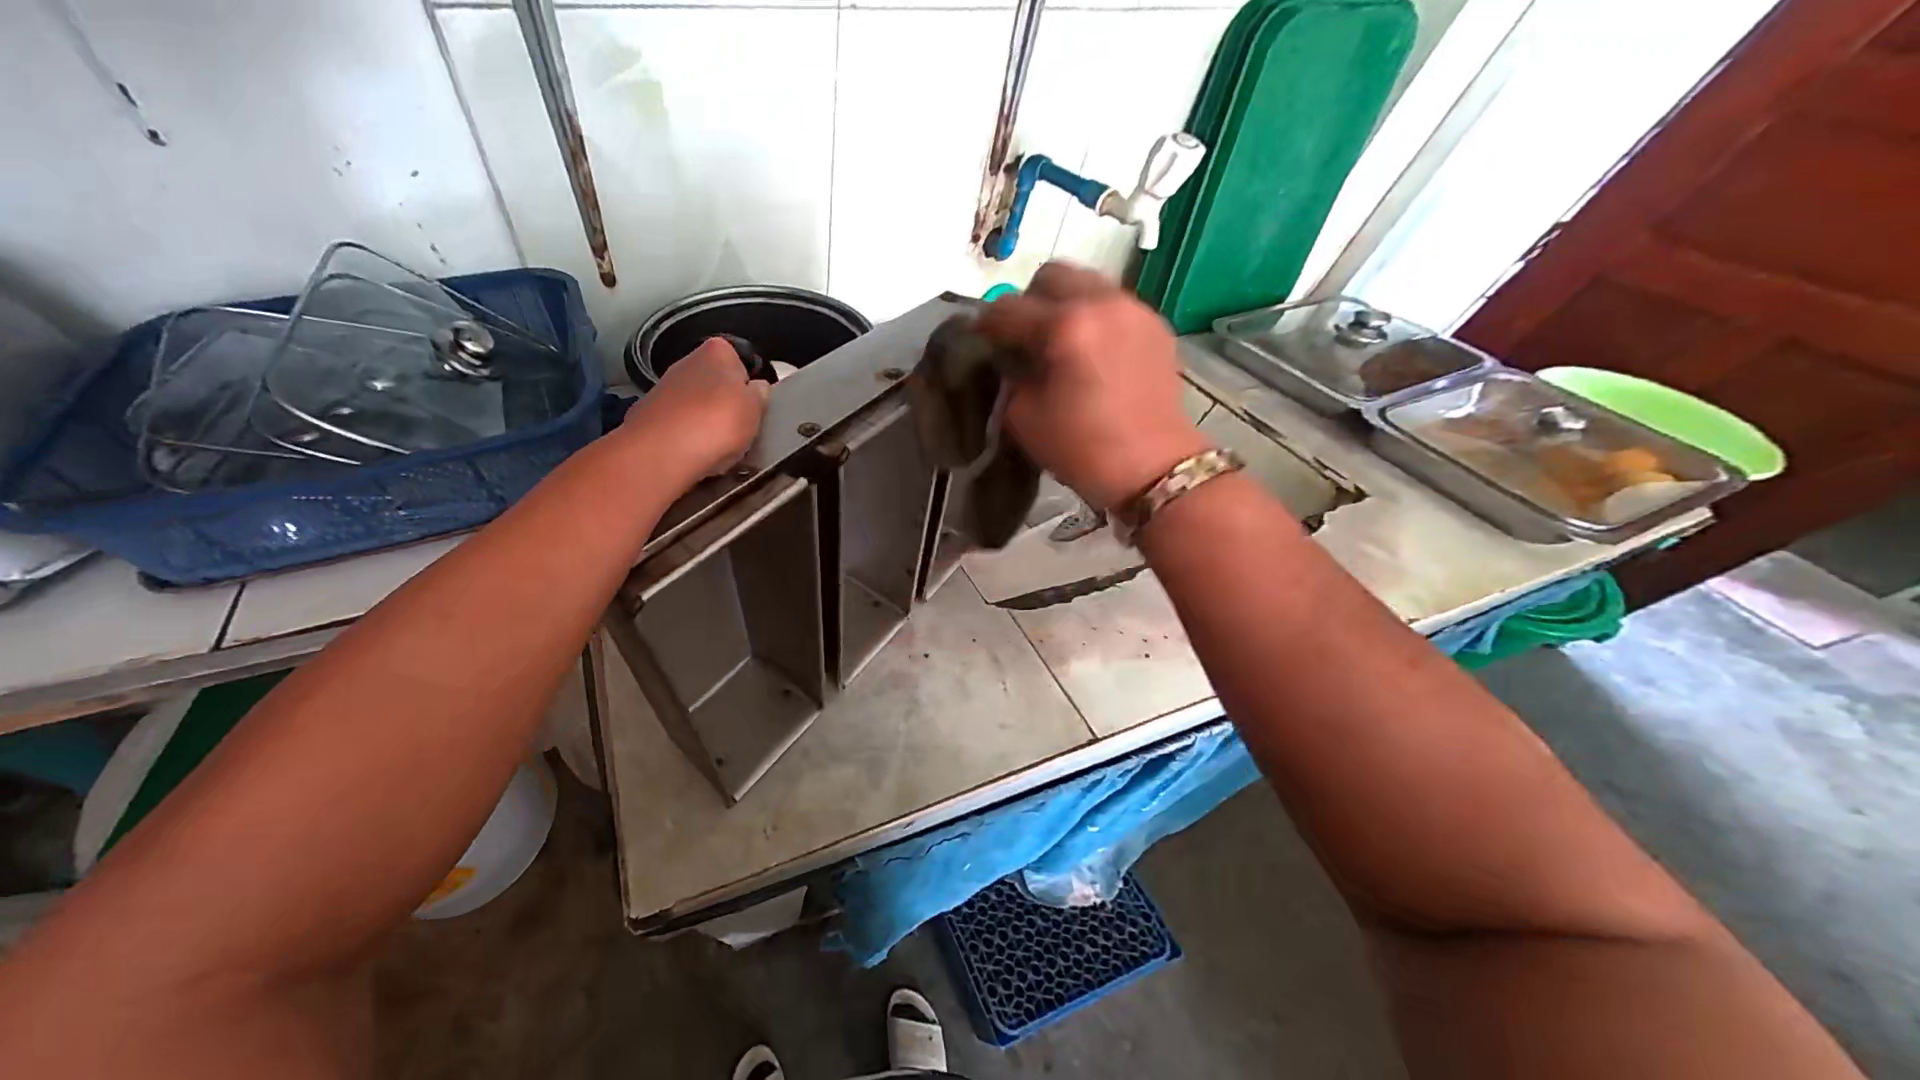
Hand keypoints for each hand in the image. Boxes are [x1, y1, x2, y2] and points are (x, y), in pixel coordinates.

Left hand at [620, 337, 769, 477]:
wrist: (665, 452)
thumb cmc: (718, 422)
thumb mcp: (758, 407)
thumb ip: (761, 394)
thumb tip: (758, 389)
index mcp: (716, 351)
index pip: (739, 361)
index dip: (748, 385)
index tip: (754, 405)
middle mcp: (685, 363)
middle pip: (715, 386)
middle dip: (726, 406)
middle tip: (741, 429)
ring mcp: (663, 390)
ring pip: (697, 409)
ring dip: (708, 425)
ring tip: (721, 449)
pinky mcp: (648, 419)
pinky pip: (680, 429)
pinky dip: (689, 440)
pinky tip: (698, 456)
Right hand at [976, 262, 1210, 511]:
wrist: (1154, 470)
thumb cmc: (1084, 450)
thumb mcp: (1024, 418)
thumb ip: (1009, 377)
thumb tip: (1008, 358)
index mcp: (1066, 326)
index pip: (1007, 309)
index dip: (986, 327)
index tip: (980, 343)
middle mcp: (1102, 302)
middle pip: (1050, 276)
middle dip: (1029, 302)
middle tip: (1024, 338)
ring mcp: (1133, 310)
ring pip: (1086, 283)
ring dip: (1064, 305)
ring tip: (1059, 343)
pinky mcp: (1154, 324)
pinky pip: (1113, 304)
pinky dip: (1094, 317)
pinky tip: (1091, 353)